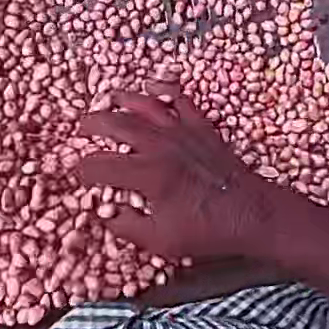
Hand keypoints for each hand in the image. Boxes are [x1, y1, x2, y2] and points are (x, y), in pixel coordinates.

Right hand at [73, 82, 295, 259]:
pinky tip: (153, 87)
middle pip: (117, 125)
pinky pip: (179, 99)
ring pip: (146, 105)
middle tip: (82, 128)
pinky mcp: (201, 126)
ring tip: (109, 99)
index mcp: (148, 175)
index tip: (75, 172)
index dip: (83, 169)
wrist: (253, 213)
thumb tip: (105, 214)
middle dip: (94, 125)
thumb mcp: (162, 241)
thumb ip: (127, 226)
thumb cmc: (208, 230)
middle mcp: (161, 146)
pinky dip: (164, 90)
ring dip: (123, 100)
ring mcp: (182, 132)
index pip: (103, 166)